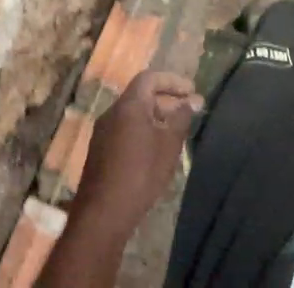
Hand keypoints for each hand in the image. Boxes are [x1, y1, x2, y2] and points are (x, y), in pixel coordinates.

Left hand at [76, 71, 202, 233]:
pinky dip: (143, 130)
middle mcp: (112, 113)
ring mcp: (102, 133)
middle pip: (141, 95)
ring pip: (133, 114)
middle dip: (167, 100)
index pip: (150, 78)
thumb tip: (193, 101)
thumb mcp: (169, 144)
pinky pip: (124, 129)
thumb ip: (182, 118)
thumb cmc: (141, 173)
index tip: (191, 92)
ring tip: (176, 131)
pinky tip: (156, 149)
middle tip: (189, 112)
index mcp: (128, 105)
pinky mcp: (100, 152)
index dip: (173, 81)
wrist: (102, 215)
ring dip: (156, 117)